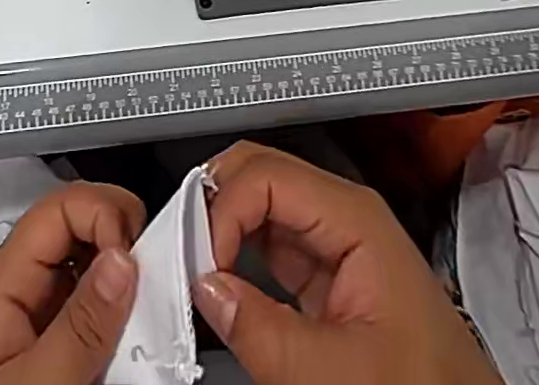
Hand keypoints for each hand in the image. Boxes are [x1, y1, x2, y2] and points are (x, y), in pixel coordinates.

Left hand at [0, 181, 146, 384]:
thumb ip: (78, 326)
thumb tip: (124, 258)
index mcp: (4, 281)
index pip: (59, 206)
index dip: (102, 215)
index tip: (133, 260)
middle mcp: (24, 283)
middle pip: (80, 221)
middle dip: (122, 236)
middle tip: (147, 281)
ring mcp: (42, 308)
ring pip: (94, 257)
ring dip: (127, 273)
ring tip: (144, 312)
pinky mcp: (58, 335)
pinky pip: (97, 297)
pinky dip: (124, 304)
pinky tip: (133, 333)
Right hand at [194, 142, 501, 384]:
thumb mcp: (340, 376)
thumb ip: (263, 331)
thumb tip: (205, 286)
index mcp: (353, 217)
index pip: (265, 176)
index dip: (223, 209)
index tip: (200, 260)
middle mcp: (339, 214)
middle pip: (257, 173)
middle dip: (213, 202)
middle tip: (184, 248)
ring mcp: (328, 237)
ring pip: (254, 202)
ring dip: (218, 226)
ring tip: (193, 264)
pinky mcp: (318, 267)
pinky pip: (262, 238)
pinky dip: (231, 251)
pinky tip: (216, 277)